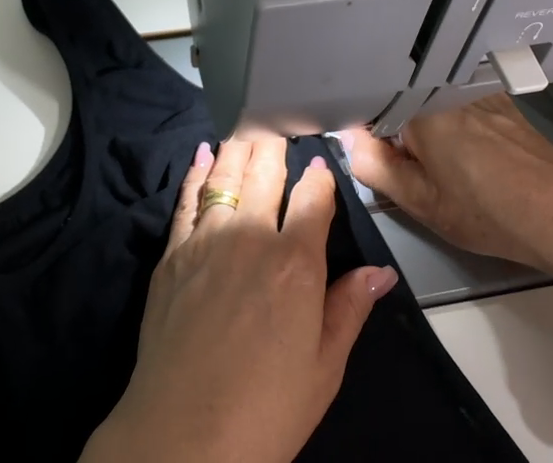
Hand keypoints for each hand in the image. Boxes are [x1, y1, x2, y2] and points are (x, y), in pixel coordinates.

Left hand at [81, 138, 398, 462]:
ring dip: (239, 147)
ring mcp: (206, 240)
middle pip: (266, 173)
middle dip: (277, 143)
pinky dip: (196, 173)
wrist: (184, 432)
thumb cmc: (267, 408)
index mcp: (297, 262)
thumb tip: (381, 272)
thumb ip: (349, 309)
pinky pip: (186, 200)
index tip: (322, 161)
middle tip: (281, 120)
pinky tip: (203, 155)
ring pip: (225, 176)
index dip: (321, 175)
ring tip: (248, 125)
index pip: (314, 198)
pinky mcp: (171, 254)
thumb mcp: (324, 367)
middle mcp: (251, 236)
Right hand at [340, 94, 552, 280]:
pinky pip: (455, 101)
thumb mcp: (420, 202)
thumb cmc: (489, 212)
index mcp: (419, 105)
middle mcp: (446, 87)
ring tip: (435, 162)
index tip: (365, 154)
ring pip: (427, 99)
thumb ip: (374, 167)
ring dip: (421, 123)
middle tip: (402, 166)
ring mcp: (475, 90)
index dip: (359, 129)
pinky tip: (465, 155)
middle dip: (390, 126)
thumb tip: (347, 138)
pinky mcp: (499, 101)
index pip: (368, 104)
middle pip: (399, 98)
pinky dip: (449, 121)